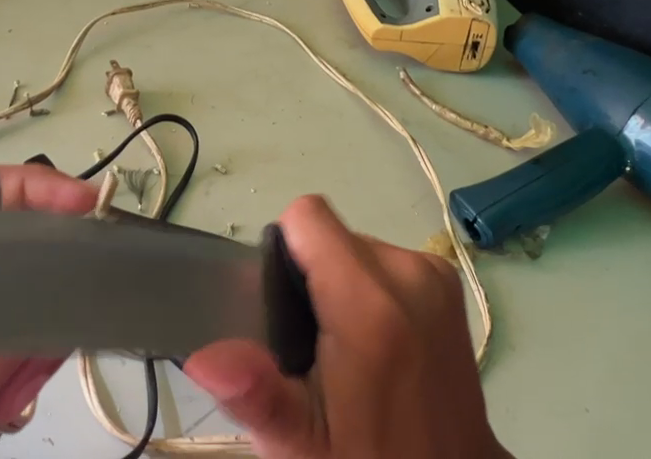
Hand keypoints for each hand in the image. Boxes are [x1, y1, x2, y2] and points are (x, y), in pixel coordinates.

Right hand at [183, 196, 510, 458]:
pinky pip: (385, 257)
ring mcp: (433, 273)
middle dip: (312, 274)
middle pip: (330, 234)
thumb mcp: (301, 445)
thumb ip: (256, 393)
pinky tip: (376, 337)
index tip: (284, 305)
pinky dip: (371, 286)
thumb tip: (203, 359)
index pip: (307, 217)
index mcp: (370, 305)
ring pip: (356, 245)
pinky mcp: (447, 279)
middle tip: (312, 342)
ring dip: (342, 280)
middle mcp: (407, 273)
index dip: (284, 250)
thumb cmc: (367, 457)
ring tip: (346, 345)